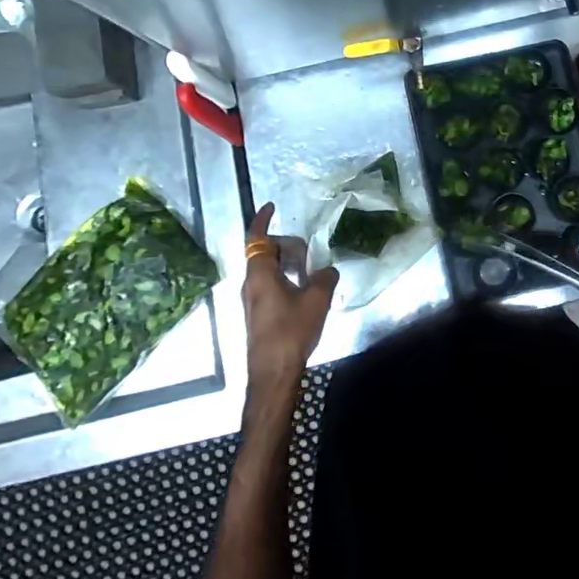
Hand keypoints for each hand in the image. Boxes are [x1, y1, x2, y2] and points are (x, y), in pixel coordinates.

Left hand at [241, 203, 339, 397]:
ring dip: (288, 264)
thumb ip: (325, 277)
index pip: (256, 237)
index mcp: (260, 274)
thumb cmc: (292, 331)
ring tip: (310, 274)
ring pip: (268, 270)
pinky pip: (270, 285)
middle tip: (310, 256)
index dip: (263, 220)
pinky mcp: (258, 313)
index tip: (272, 207)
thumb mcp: (317, 299)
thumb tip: (327, 270)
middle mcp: (250, 283)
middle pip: (265, 251)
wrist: (273, 371)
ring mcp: (252, 299)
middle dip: (287, 246)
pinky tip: (305, 293)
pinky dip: (286, 280)